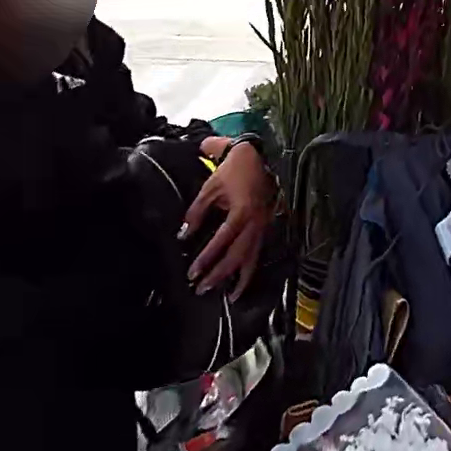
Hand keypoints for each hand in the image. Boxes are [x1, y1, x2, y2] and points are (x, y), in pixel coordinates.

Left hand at [182, 139, 272, 297]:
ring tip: (231, 297)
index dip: (207, 258)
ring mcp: (264, 224)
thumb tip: (183, 233)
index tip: (192, 272)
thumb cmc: (233, 167)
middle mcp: (256, 222)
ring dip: (240, 278)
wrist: (259, 153)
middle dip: (220, 274)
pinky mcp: (266, 224)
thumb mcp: (210, 187)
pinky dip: (251, 267)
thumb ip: (196, 212)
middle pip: (238, 255)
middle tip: (202, 289)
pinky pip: (258, 250)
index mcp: (242, 211)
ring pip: (253, 257)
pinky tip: (244, 279)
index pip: (222, 240)